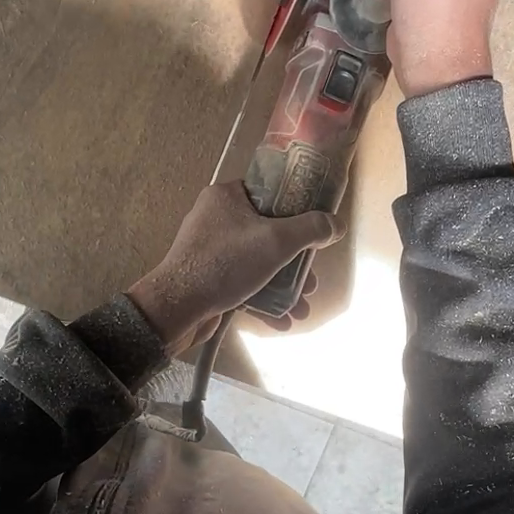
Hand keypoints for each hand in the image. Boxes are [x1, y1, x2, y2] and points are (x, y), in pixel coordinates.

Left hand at [127, 182, 344, 354]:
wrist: (177, 307)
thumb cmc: (226, 263)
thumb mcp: (277, 241)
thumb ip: (311, 230)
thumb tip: (336, 224)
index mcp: (226, 197)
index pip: (268, 193)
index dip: (295, 210)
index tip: (313, 230)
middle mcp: (215, 218)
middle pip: (268, 232)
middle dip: (294, 261)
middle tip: (311, 278)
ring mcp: (210, 249)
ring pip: (258, 262)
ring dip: (283, 285)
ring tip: (302, 306)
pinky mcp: (207, 277)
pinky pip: (243, 282)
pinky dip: (263, 299)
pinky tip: (282, 320)